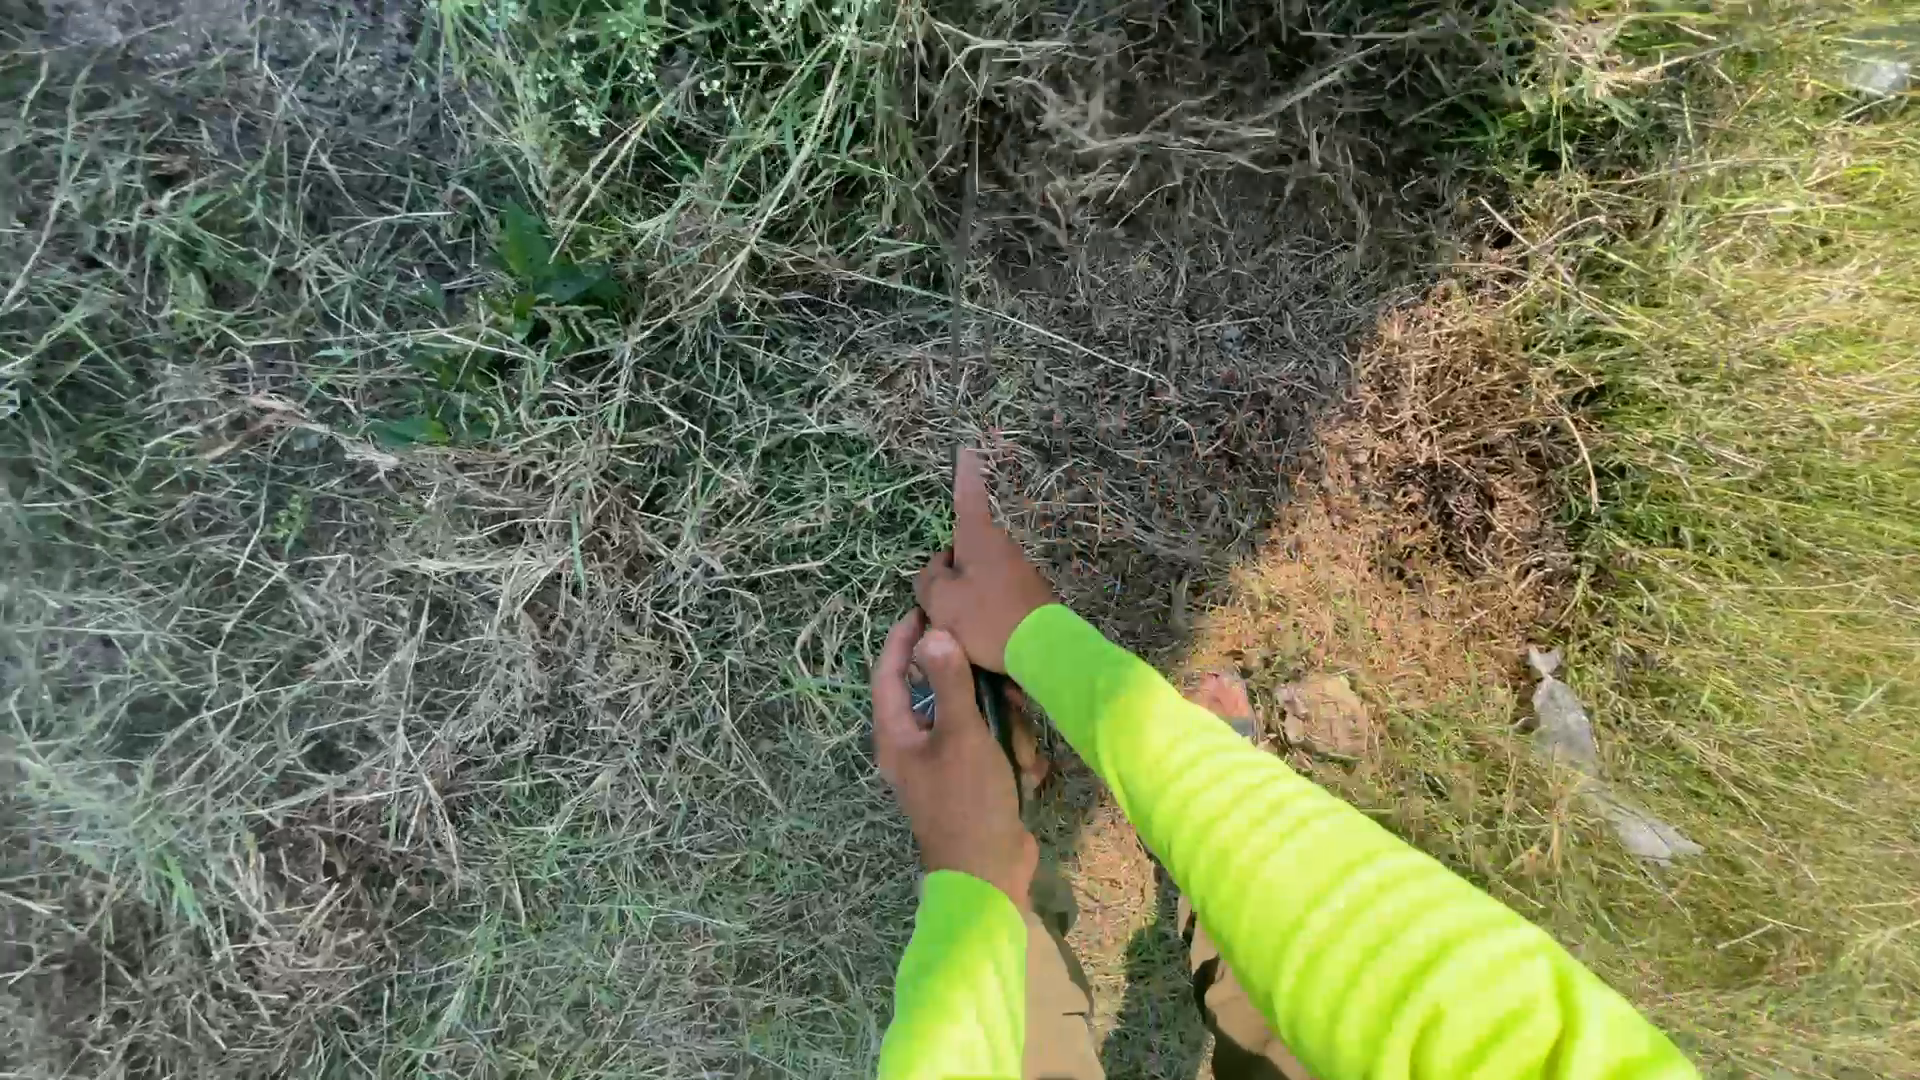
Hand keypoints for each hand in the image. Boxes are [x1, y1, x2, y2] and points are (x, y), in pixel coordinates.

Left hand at [871, 609, 1036, 905]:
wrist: (991, 876)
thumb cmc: (968, 801)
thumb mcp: (960, 734)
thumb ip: (948, 682)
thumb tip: (933, 635)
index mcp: (897, 733)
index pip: (889, 672)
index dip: (903, 639)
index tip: (925, 610)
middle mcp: (914, 745)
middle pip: (940, 693)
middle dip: (976, 690)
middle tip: (1003, 687)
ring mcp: (944, 763)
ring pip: (973, 718)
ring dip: (1001, 727)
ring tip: (1017, 748)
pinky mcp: (972, 778)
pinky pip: (990, 745)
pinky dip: (1009, 753)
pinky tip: (1024, 771)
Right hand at [914, 449, 1055, 671]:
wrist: (1043, 650)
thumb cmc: (987, 618)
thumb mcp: (941, 601)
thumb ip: (927, 581)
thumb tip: (935, 573)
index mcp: (979, 538)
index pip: (967, 497)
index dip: (963, 475)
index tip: (967, 450)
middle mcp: (1001, 546)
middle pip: (962, 549)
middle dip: (947, 571)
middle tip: (941, 604)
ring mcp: (1017, 569)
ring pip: (974, 574)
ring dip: (962, 595)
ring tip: (961, 628)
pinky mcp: (1026, 593)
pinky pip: (991, 593)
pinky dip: (980, 609)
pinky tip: (980, 635)